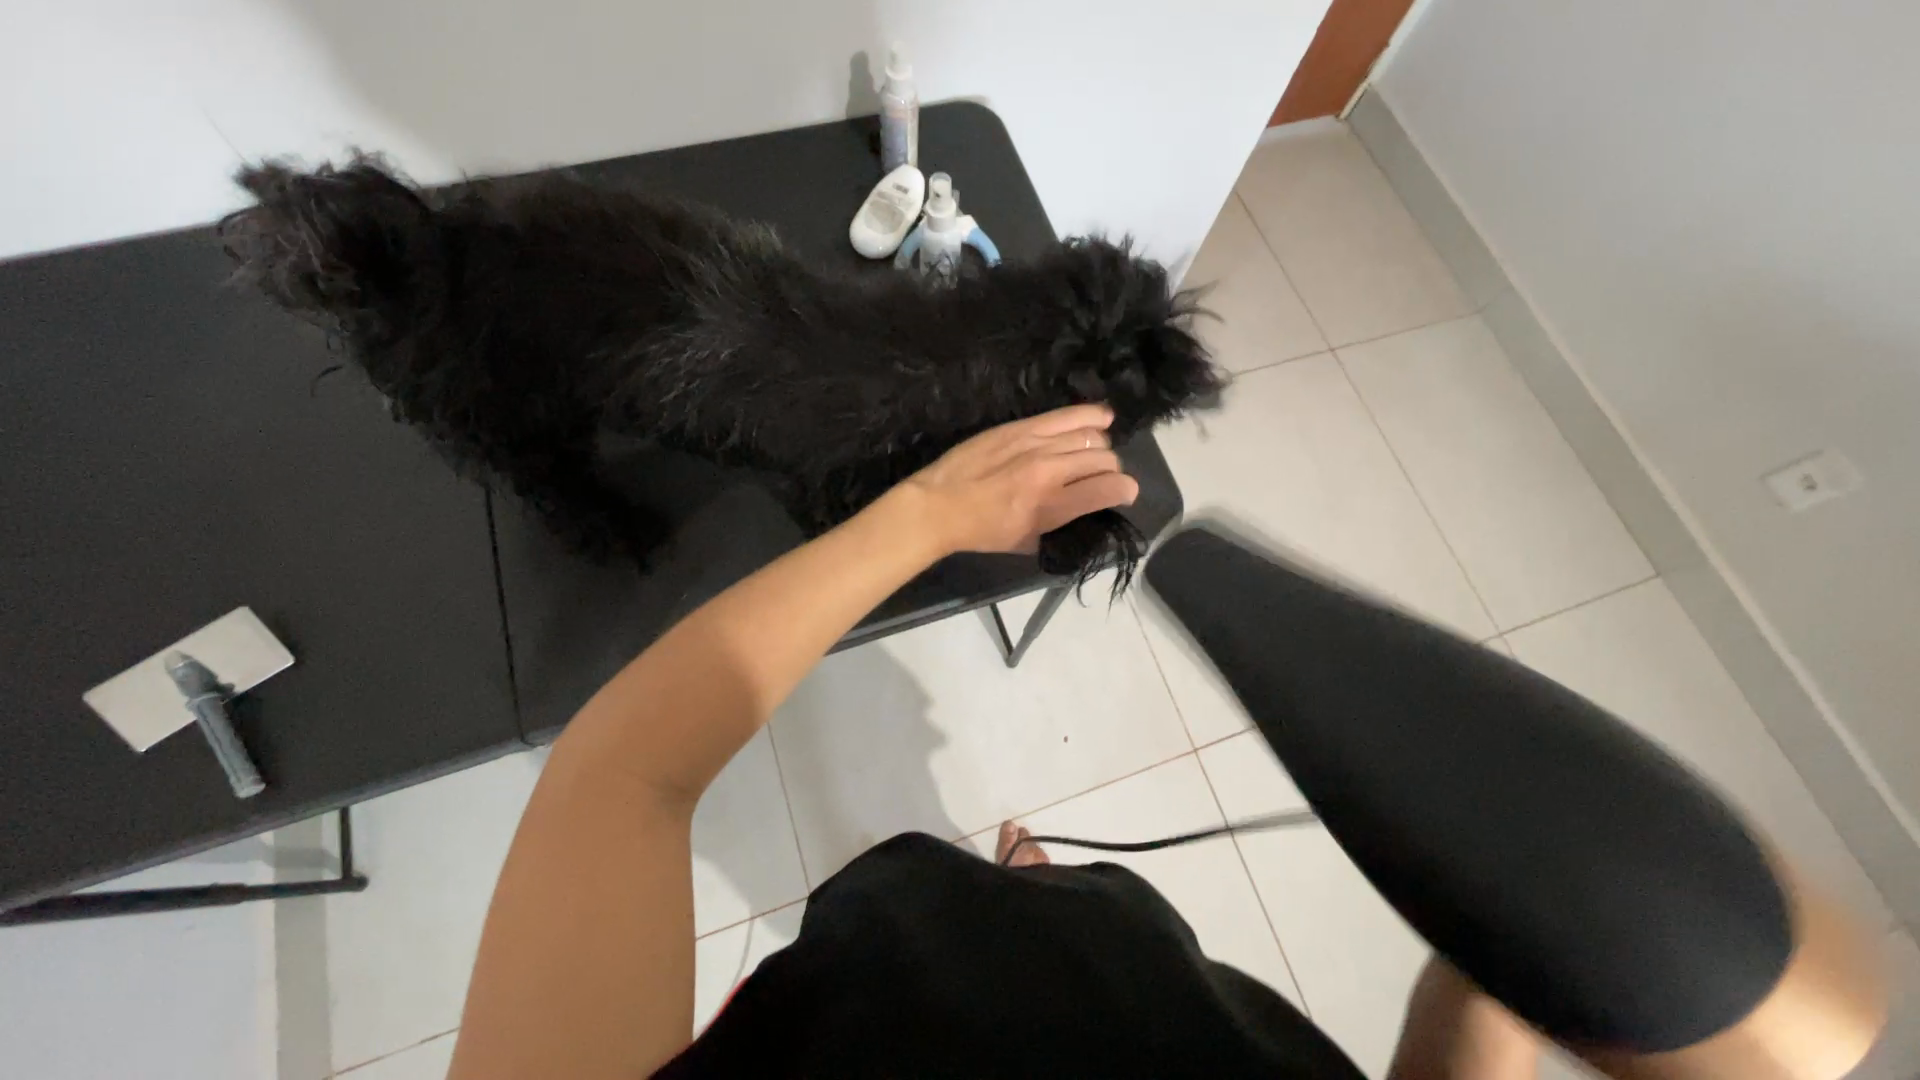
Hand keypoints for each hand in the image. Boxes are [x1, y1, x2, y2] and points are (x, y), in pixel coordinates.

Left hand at [898, 404, 1139, 555]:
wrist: (939, 505)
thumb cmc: (983, 532)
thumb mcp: (1028, 541)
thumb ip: (1063, 523)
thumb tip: (1088, 506)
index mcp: (1052, 507)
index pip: (1110, 489)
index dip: (1126, 491)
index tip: (1123, 493)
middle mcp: (1050, 472)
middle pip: (1105, 460)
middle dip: (1111, 472)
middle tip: (1100, 479)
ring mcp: (1036, 444)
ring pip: (1091, 436)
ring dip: (1100, 448)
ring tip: (1093, 455)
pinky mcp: (1022, 426)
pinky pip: (1068, 415)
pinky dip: (1092, 416)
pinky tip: (1102, 420)